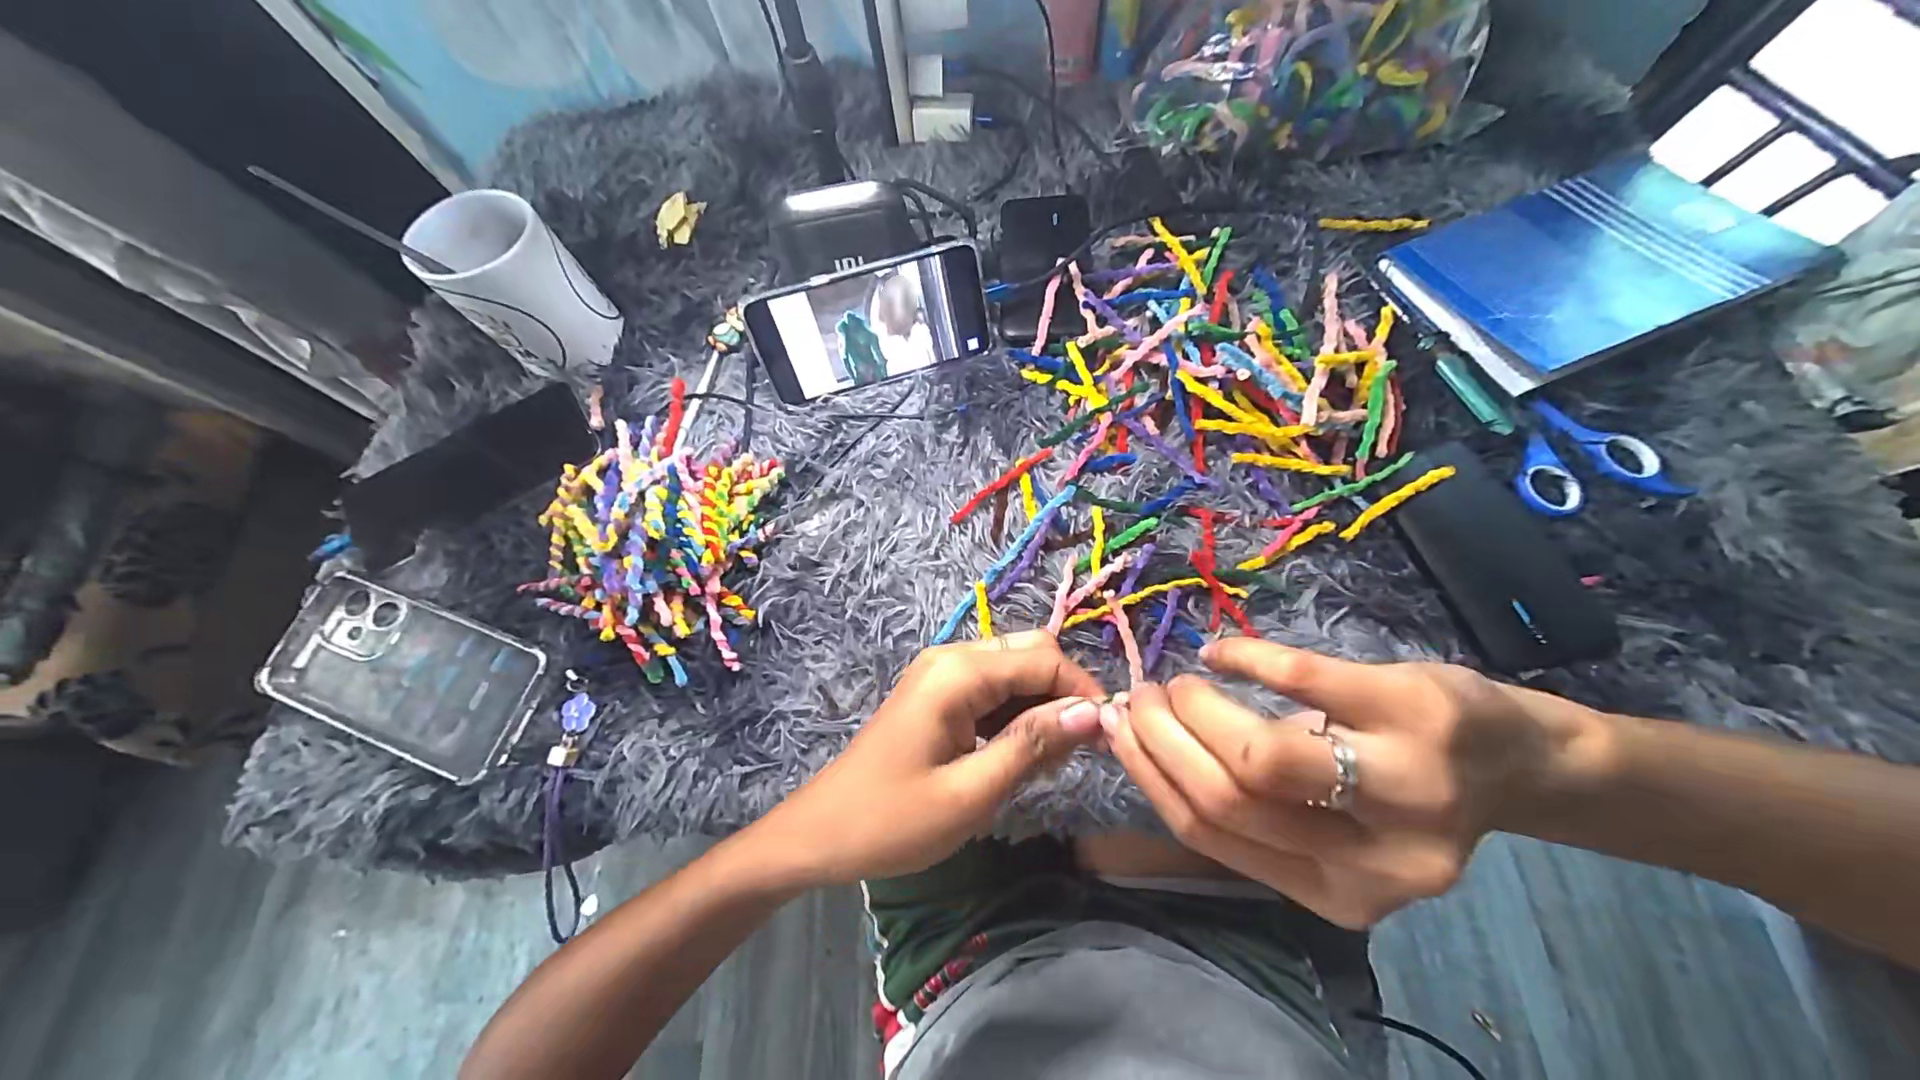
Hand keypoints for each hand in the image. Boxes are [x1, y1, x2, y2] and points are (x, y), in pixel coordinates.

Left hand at [745, 630, 1111, 886]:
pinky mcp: (938, 694)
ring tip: (1049, 762)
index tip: (1107, 739)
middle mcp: (951, 657)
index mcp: (957, 673)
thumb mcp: (971, 792)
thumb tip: (1093, 713)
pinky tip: (1019, 755)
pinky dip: (1016, 715)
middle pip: (1030, 653)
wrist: (821, 834)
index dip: (1083, 692)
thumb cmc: (893, 820)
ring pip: (1014, 670)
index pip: (1044, 658)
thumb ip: (1032, 746)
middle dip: (1063, 695)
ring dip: (1041, 707)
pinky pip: (992, 689)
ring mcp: (941, 673)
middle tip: (1078, 753)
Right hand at [1106, 639, 1604, 927]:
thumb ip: (1243, 807)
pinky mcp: (1413, 709)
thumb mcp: (1324, 825)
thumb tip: (1132, 745)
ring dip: (1196, 706)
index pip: (1211, 831)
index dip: (1150, 772)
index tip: (1116, 728)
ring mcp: (1404, 784)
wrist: (1519, 762)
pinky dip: (1245, 657)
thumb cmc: (1400, 794)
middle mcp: (1377, 858)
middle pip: (1228, 797)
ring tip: (1177, 681)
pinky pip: (1301, 678)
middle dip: (1163, 736)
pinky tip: (1219, 653)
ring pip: (1259, 754)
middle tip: (1141, 696)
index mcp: (1341, 891)